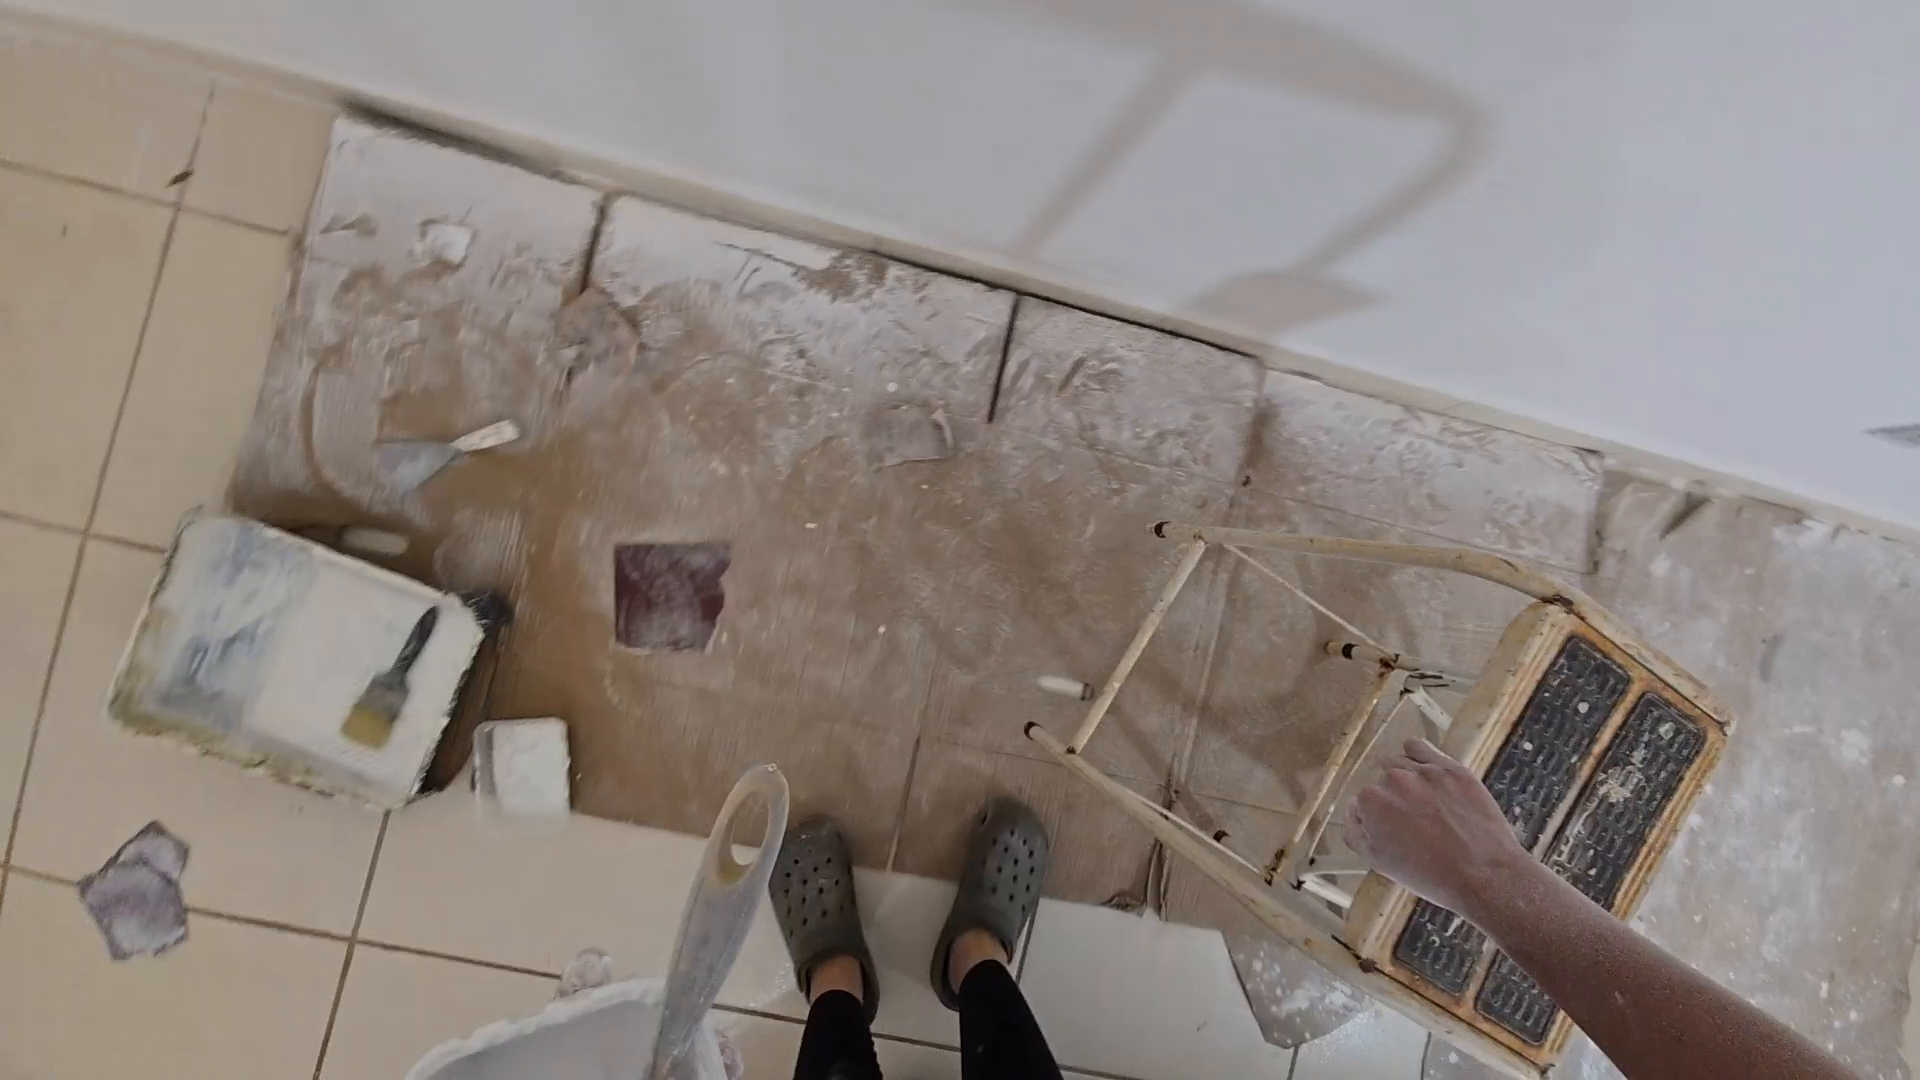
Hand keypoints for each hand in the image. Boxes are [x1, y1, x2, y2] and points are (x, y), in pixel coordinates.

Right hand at [1346, 737, 1532, 918]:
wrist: (1488, 879)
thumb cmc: (1433, 875)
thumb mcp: (1379, 863)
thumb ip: (1354, 832)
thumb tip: (1353, 812)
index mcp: (1370, 801)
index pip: (1362, 801)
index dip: (1376, 817)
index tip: (1392, 830)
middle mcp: (1392, 780)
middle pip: (1381, 781)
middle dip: (1392, 798)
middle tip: (1412, 821)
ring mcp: (1423, 772)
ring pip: (1397, 762)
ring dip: (1403, 777)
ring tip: (1423, 801)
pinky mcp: (1450, 769)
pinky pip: (1418, 746)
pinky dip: (1415, 754)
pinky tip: (1422, 769)